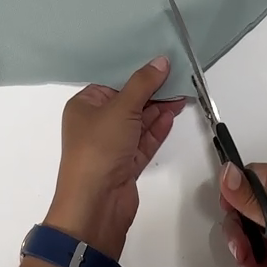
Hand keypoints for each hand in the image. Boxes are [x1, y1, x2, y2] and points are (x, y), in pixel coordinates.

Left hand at [44, 56, 185, 258]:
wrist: (96, 205)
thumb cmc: (99, 148)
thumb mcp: (121, 108)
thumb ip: (143, 84)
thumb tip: (161, 61)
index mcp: (84, 106)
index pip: (112, 83)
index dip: (135, 73)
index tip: (159, 62)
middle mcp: (96, 124)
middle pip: (128, 101)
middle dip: (152, 92)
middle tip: (177, 77)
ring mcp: (111, 145)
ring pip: (138, 122)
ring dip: (158, 109)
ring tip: (181, 94)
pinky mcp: (126, 164)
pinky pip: (144, 141)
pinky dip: (157, 129)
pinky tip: (172, 115)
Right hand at [219, 162, 266, 266]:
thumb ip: (253, 198)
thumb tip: (225, 171)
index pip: (249, 178)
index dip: (233, 196)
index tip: (229, 218)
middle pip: (249, 207)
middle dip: (239, 230)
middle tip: (240, 253)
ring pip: (258, 231)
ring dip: (247, 250)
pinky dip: (259, 262)